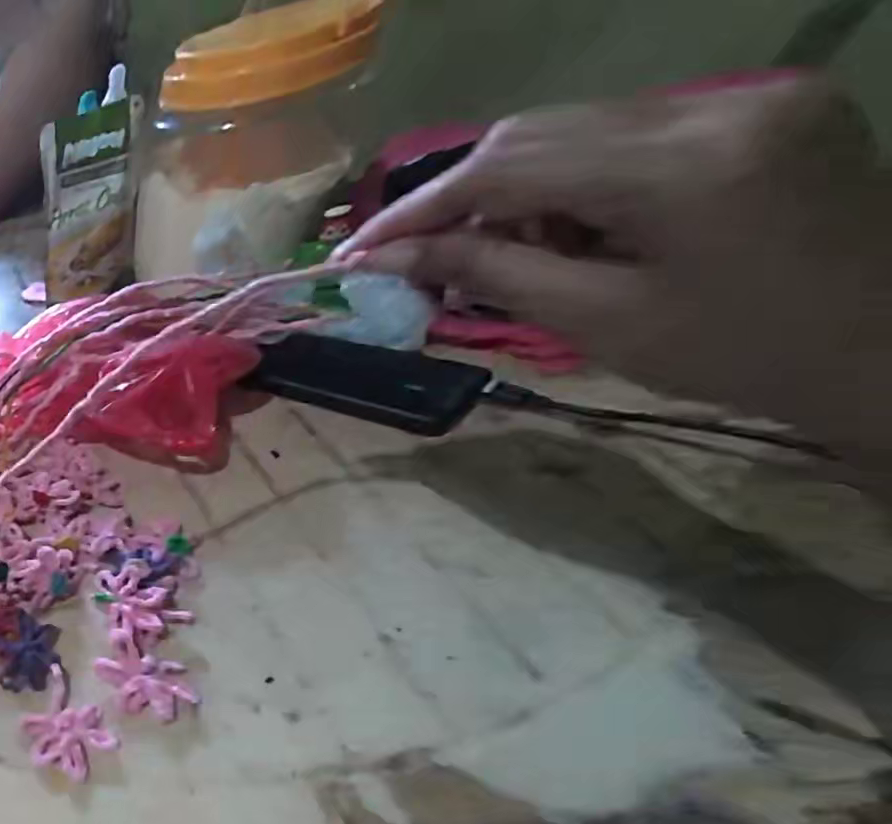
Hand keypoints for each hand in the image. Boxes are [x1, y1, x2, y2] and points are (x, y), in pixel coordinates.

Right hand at [339, 76, 891, 458]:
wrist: (885, 342)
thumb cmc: (730, 351)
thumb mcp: (590, 318)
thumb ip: (484, 271)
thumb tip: (387, 259)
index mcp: (681, 165)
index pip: (507, 165)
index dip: (416, 210)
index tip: (356, 252)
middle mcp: (714, 107)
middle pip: (532, 133)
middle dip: (455, 200)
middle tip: (410, 260)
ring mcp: (740, 99)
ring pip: (568, 131)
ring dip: (506, 195)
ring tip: (492, 259)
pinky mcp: (750, 109)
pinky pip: (616, 135)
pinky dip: (561, 185)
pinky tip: (559, 234)